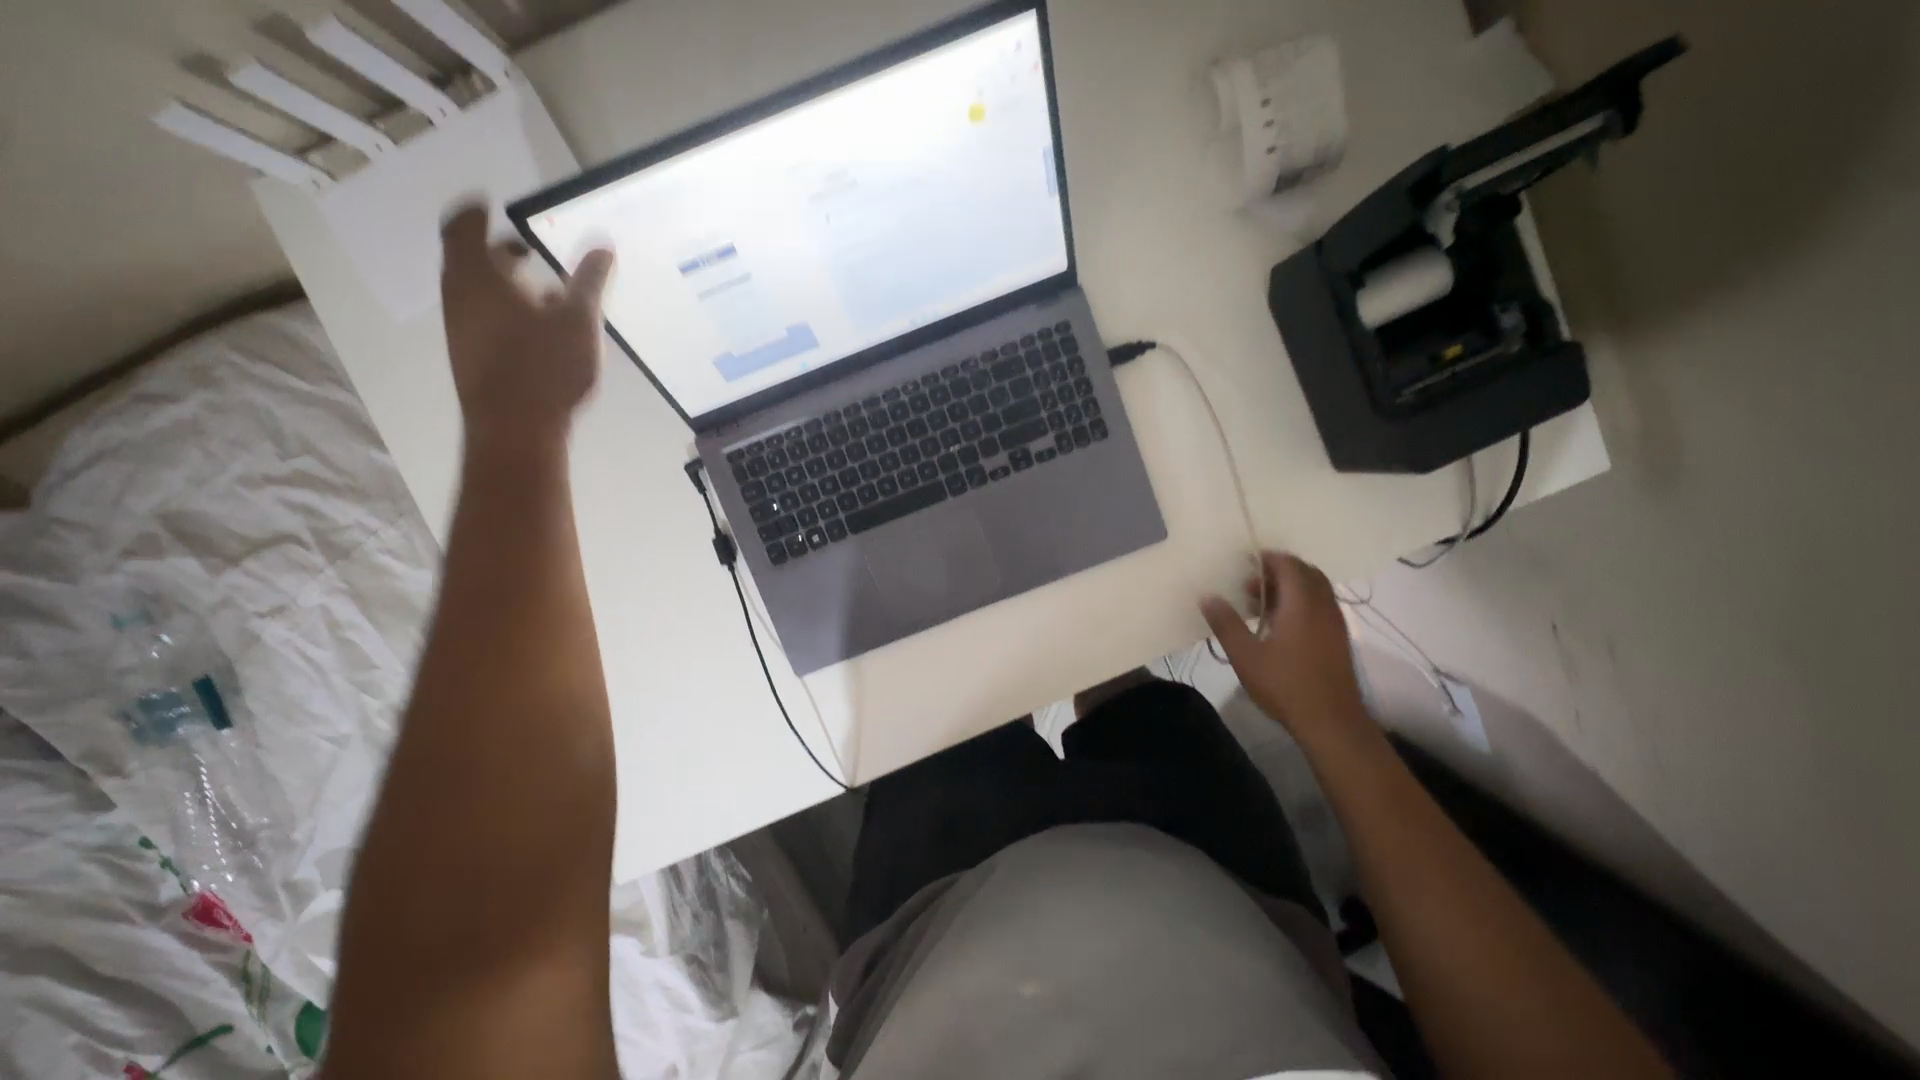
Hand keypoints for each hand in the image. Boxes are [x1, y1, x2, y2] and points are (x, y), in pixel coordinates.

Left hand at [439, 203, 614, 449]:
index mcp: (477, 277)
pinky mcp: (472, 359)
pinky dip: (509, 313)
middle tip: (528, 247)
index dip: (475, 212)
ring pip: (480, 295)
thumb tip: (602, 246)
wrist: (515, 431)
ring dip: (507, 286)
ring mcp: (462, 331)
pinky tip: (542, 330)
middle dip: (499, 252)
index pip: (462, 228)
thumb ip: (589, 280)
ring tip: (546, 291)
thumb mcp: (578, 319)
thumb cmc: (544, 366)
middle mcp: (461, 299)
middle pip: (471, 262)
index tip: (491, 205)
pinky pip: (486, 321)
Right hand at [1200, 552, 1372, 746]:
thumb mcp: (1246, 656)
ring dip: (1290, 589)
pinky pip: (1320, 607)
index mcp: (1302, 603)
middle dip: (1279, 571)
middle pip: (1306, 573)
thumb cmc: (1285, 685)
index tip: (1247, 562)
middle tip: (1252, 583)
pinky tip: (1280, 626)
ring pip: (1315, 590)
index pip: (1289, 565)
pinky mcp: (1339, 639)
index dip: (1269, 559)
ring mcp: (1335, 623)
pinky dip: (1301, 604)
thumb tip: (1207, 597)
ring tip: (1260, 605)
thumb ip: (1226, 624)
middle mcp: (1323, 606)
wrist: (1331, 721)